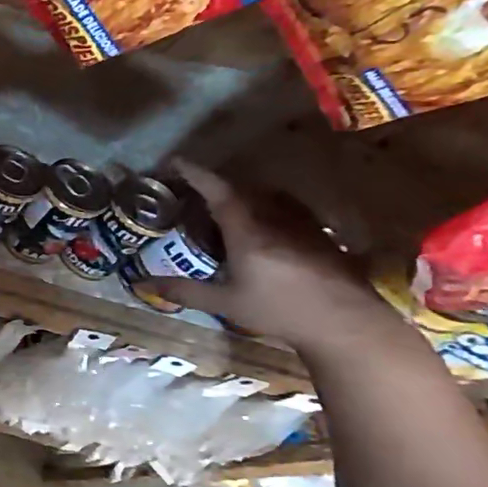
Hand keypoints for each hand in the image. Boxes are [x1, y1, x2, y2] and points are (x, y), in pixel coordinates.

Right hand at [147, 163, 401, 352]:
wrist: (346, 324)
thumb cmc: (279, 311)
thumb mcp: (225, 303)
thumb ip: (183, 290)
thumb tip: (142, 283)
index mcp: (248, 232)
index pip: (219, 192)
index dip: (197, 174)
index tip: (175, 163)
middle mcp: (275, 220)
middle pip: (242, 189)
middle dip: (215, 185)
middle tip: (192, 190)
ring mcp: (301, 225)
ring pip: (266, 197)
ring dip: (241, 194)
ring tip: (222, 206)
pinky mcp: (318, 234)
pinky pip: (284, 209)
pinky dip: (263, 207)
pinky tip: (259, 225)